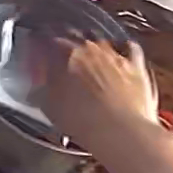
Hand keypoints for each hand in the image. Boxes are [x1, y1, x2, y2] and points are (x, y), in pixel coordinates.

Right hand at [29, 32, 158, 146]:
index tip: (39, 53)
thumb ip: (40, 92)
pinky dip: (124, 49)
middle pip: (74, 37)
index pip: (48, 41)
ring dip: (93, 46)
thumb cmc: (85, 120)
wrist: (124, 134)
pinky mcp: (136, 67)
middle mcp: (90, 48)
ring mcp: (114, 56)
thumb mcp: (50, 107)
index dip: (41, 46)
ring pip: (100, 41)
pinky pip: (131, 49)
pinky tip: (123, 52)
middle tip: (61, 56)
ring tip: (89, 57)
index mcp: (65, 53)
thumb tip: (36, 91)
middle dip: (66, 44)